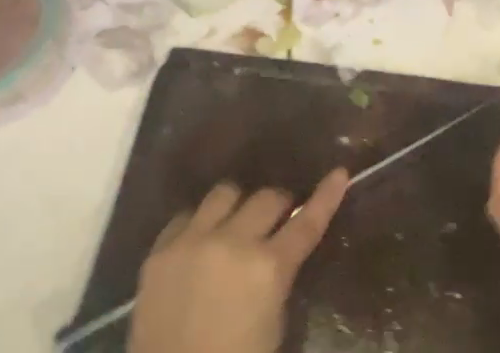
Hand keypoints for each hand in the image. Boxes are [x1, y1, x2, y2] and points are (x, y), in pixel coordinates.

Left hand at [129, 169, 348, 352]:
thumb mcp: (273, 326)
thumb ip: (277, 281)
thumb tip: (275, 254)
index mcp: (268, 269)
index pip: (306, 223)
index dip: (325, 197)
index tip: (338, 173)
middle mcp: (233, 242)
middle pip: (266, 198)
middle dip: (278, 205)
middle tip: (277, 218)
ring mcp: (193, 240)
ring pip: (224, 193)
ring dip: (238, 205)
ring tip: (235, 222)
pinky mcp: (161, 248)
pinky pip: (186, 215)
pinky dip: (200, 223)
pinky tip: (200, 241)